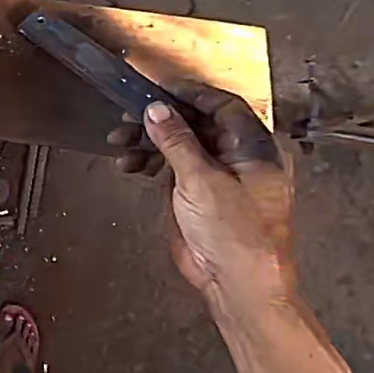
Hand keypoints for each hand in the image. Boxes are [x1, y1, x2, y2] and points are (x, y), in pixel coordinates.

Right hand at [109, 85, 296, 320]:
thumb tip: (156, 109)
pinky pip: (170, 167)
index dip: (190, 94)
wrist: (236, 283)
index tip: (158, 89)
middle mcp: (237, 158)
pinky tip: (129, 164)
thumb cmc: (235, 233)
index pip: (223, 107)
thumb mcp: (202, 180)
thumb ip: (177, 141)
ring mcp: (216, 177)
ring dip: (148, 141)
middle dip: (160, 120)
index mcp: (254, 149)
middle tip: (128, 117)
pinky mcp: (196, 195)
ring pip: (179, 145)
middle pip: (196, 124)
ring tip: (119, 142)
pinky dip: (149, 162)